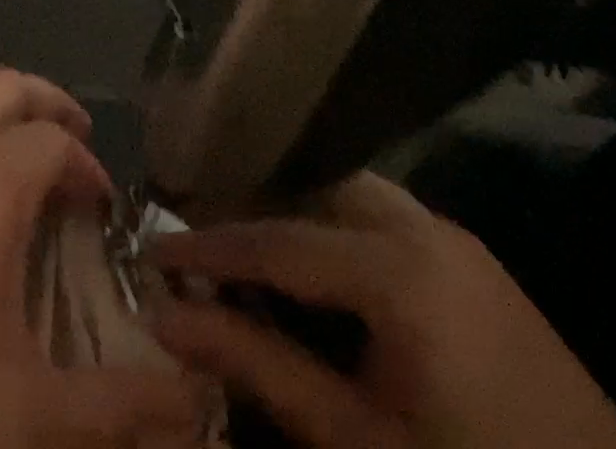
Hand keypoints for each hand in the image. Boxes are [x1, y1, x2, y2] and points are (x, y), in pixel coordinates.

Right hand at [148, 172, 615, 448]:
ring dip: (289, 214)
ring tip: (238, 252)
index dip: (206, 245)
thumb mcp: (352, 437)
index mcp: (399, 271)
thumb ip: (256, 366)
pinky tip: (304, 270)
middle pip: (312, 190)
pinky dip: (328, 228)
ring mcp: (453, 237)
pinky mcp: (467, 256)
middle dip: (248, 209)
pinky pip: (378, 217)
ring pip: (345, 195)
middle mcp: (426, 229)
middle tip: (194, 243)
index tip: (148, 251)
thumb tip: (165, 320)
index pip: (276, 239)